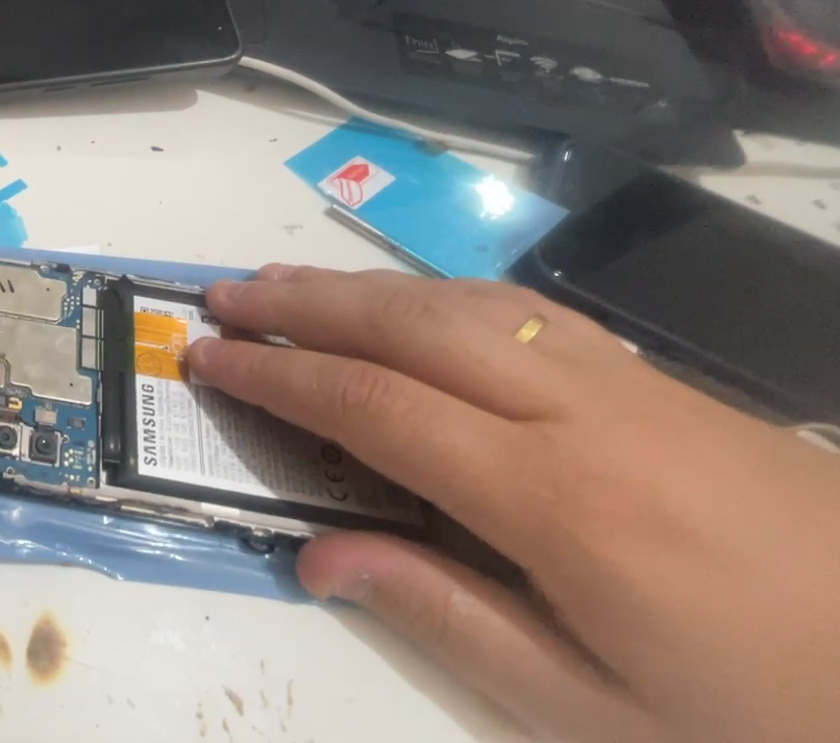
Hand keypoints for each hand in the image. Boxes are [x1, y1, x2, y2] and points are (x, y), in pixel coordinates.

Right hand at [188, 266, 839, 742]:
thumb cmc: (771, 713)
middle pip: (408, 327)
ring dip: (357, 286)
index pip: (375, 406)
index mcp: (559, 501)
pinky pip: (520, 311)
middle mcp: (582, 414)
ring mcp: (627, 383)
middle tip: (221, 297)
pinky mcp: (658, 378)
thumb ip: (446, 616)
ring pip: (461, 304)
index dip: (277, 376)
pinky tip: (400, 299)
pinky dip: (435, 292)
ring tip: (281, 282)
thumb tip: (316, 557)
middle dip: (300, 307)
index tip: (209, 359)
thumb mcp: (599, 711)